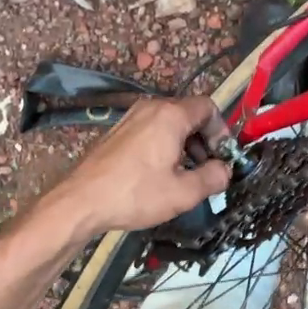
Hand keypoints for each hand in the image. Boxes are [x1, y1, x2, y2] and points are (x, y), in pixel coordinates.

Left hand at [50, 95, 232, 236]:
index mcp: (171, 115)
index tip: (223, 157)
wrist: (82, 201)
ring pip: (169, 123)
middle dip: (205, 140)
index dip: (222, 131)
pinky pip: (151, 130)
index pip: (208, 107)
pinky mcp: (117, 131)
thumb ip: (213, 177)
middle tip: (207, 169)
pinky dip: (164, 145)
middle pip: (189, 114)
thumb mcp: (184, 192)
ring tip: (185, 175)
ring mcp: (130, 117)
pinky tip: (160, 174)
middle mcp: (151, 108)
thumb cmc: (136, 194)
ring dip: (185, 144)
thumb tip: (225, 170)